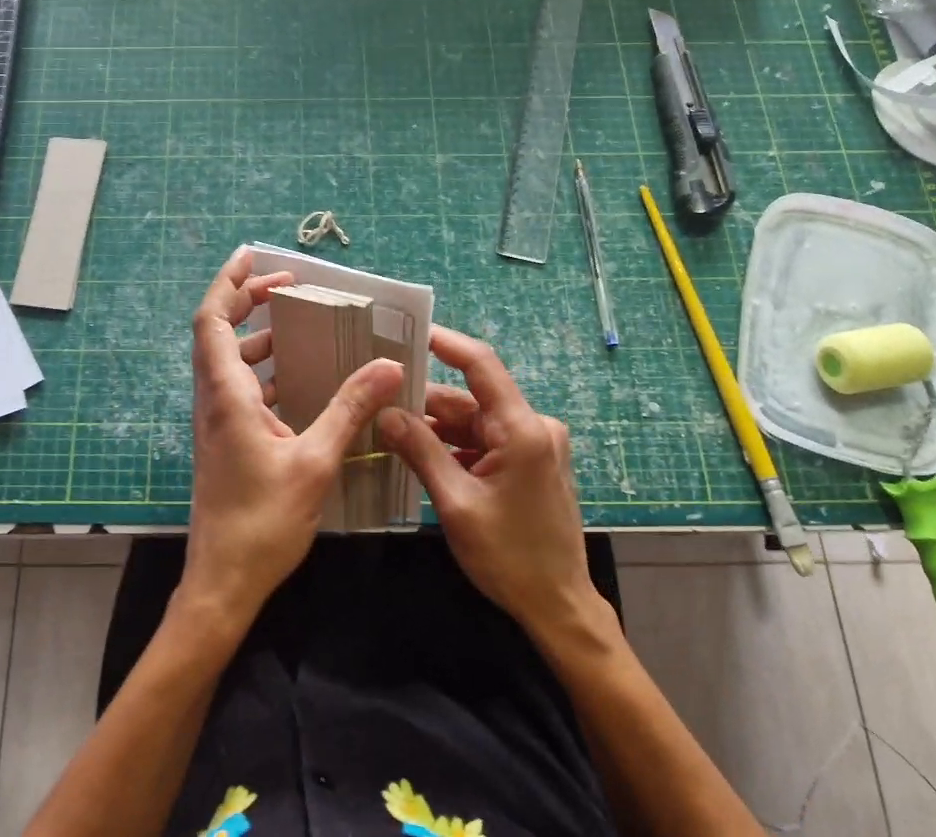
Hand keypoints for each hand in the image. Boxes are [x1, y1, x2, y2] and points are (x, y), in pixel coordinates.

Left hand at [182, 249, 403, 626]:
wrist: (224, 581)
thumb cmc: (264, 522)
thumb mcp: (316, 461)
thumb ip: (350, 410)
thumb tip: (388, 366)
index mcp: (226, 396)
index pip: (212, 320)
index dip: (229, 283)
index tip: (257, 259)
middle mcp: (213, 402)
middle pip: (217, 333)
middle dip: (247, 300)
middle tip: (289, 287)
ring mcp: (217, 424)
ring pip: (228, 363)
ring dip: (257, 337)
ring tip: (300, 327)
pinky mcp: (226, 443)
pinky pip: (240, 390)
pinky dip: (264, 372)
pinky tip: (299, 383)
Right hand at [376, 326, 613, 639]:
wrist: (557, 603)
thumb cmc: (508, 556)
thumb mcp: (456, 503)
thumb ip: (420, 451)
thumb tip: (386, 414)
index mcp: (523, 430)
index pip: (481, 366)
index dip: (446, 343)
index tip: (411, 331)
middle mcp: (536, 428)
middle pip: (471, 401)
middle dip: (427, 406)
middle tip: (379, 406)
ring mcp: (537, 446)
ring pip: (476, 424)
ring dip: (438, 431)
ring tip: (392, 437)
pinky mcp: (533, 464)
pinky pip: (486, 444)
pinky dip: (456, 449)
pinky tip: (423, 459)